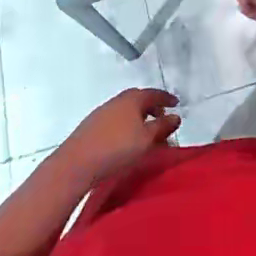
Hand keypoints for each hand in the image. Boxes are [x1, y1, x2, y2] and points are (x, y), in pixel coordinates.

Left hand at [57, 88, 179, 184]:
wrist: (78, 161)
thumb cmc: (117, 147)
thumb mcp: (146, 139)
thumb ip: (162, 126)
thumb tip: (175, 116)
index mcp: (132, 99)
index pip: (153, 94)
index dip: (166, 98)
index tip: (176, 104)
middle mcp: (117, 100)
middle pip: (138, 100)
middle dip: (152, 108)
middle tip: (163, 120)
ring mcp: (103, 112)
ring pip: (127, 111)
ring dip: (140, 118)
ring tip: (147, 135)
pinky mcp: (93, 125)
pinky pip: (117, 120)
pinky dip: (128, 125)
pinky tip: (128, 141)